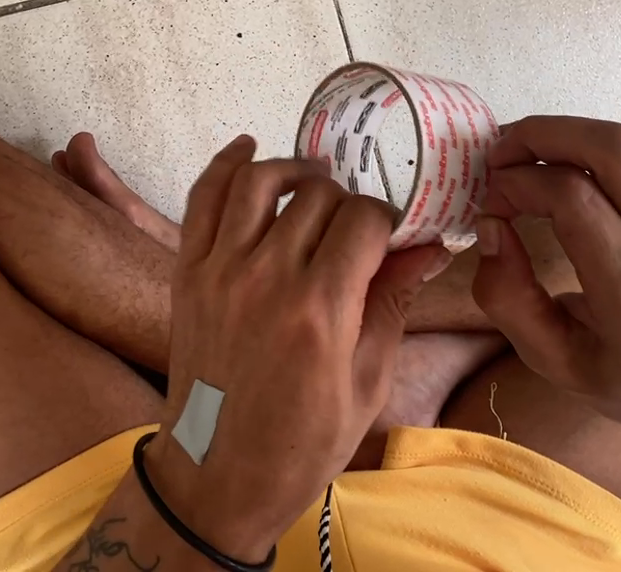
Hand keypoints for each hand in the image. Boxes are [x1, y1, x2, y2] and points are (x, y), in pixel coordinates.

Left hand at [143, 136, 448, 560]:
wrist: (217, 473)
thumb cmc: (302, 440)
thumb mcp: (367, 381)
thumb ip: (393, 301)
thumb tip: (431, 245)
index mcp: (320, 310)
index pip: (364, 220)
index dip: (386, 219)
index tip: (389, 236)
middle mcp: (268, 277)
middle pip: (317, 196)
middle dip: (346, 200)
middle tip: (352, 224)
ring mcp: (221, 269)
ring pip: (260, 181)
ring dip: (294, 169)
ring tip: (314, 180)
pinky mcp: (189, 270)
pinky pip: (204, 197)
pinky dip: (226, 164)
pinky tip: (248, 148)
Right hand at [469, 117, 620, 447]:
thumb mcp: (550, 359)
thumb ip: (506, 295)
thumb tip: (491, 225)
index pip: (574, 200)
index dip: (519, 184)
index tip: (489, 200)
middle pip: (612, 150)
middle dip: (543, 135)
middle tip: (500, 153)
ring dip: (565, 134)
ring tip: (524, 155)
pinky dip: (591, 147)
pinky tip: (563, 167)